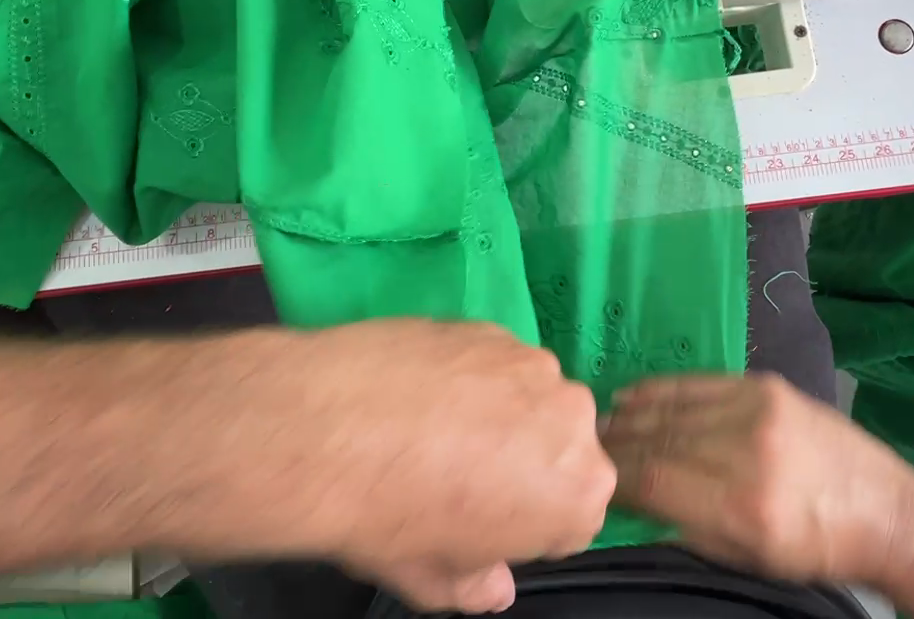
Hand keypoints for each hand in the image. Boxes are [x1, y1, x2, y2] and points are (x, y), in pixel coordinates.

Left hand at [174, 320, 614, 613]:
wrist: (333, 425)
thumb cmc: (394, 516)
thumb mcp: (436, 581)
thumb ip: (479, 587)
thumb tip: (493, 588)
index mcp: (579, 491)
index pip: (575, 515)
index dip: (527, 524)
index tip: (485, 523)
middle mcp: (572, 416)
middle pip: (559, 445)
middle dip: (524, 459)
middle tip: (461, 471)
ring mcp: (531, 361)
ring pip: (528, 395)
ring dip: (498, 409)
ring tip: (436, 424)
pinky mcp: (490, 325)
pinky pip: (492, 359)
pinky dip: (469, 374)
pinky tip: (421, 390)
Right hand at [601, 373, 913, 584]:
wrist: (885, 509)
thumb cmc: (815, 548)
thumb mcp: (749, 558)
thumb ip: (686, 526)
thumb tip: (633, 498)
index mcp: (742, 506)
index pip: (656, 482)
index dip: (618, 480)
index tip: (593, 481)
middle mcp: (745, 450)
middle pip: (660, 441)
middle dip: (617, 445)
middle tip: (586, 447)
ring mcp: (756, 410)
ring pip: (674, 409)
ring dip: (631, 415)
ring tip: (601, 422)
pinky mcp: (764, 385)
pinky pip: (698, 384)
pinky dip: (660, 390)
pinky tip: (632, 395)